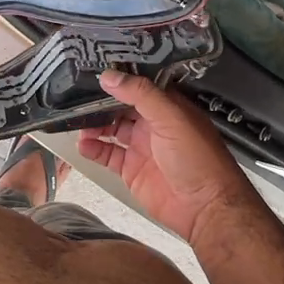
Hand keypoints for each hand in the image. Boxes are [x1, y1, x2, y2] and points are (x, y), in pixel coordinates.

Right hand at [76, 70, 247, 241]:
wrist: (204, 208)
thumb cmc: (200, 161)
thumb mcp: (171, 118)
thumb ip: (141, 95)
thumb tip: (111, 76)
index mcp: (167, 108)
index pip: (138, 88)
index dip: (118, 81)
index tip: (96, 75)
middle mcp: (153, 125)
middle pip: (120, 108)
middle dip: (100, 104)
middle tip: (79, 100)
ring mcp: (141, 147)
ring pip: (110, 130)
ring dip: (93, 126)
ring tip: (78, 123)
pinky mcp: (131, 169)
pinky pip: (107, 155)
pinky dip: (93, 149)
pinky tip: (83, 145)